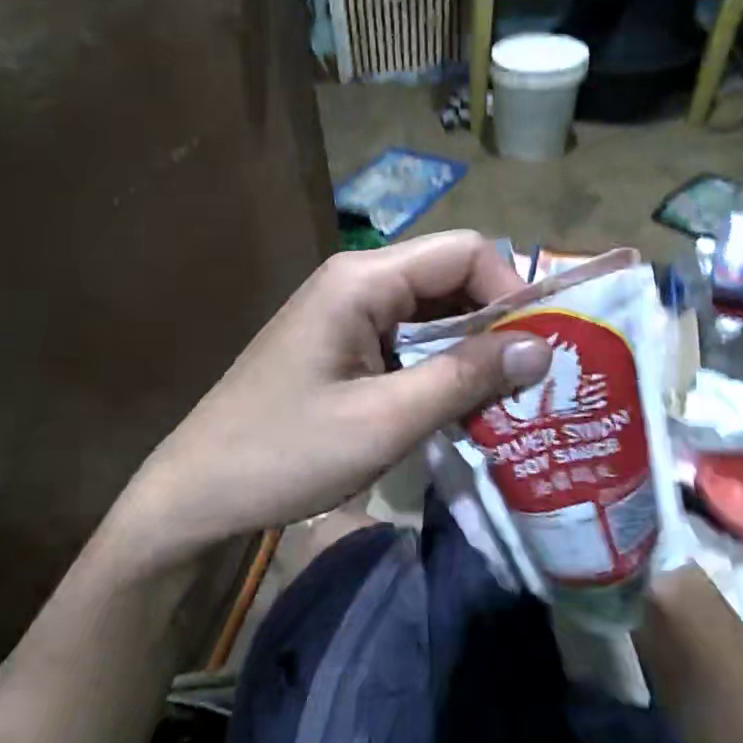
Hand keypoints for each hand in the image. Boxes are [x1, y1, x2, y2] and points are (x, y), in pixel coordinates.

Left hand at [118, 230, 552, 561]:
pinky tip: (458, 409)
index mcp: (362, 280)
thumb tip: (542, 346)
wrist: (199, 491)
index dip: (512, 293)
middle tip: (535, 385)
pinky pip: (406, 342)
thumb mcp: (386, 419)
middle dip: (496, 326)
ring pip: (432, 314)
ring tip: (506, 403)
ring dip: (470, 353)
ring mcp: (346, 315)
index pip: (465, 251)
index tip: (538, 354)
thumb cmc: (286, 452)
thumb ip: (466, 377)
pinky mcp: (341, 347)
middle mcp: (356, 282)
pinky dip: (439, 369)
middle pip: (450, 279)